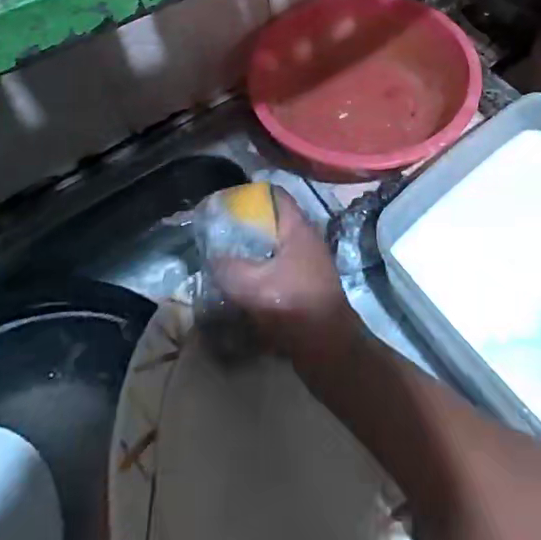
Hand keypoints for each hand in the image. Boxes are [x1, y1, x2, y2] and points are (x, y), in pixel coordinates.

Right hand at [207, 188, 359, 363]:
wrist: (327, 345)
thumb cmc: (292, 306)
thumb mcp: (250, 285)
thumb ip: (227, 265)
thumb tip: (213, 255)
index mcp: (298, 229)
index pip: (276, 195)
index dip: (250, 194)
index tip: (224, 203)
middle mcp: (307, 239)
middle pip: (274, 221)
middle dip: (246, 225)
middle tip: (217, 233)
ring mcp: (309, 261)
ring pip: (275, 245)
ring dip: (252, 250)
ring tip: (224, 257)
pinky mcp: (306, 283)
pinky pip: (279, 266)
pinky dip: (261, 268)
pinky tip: (241, 282)